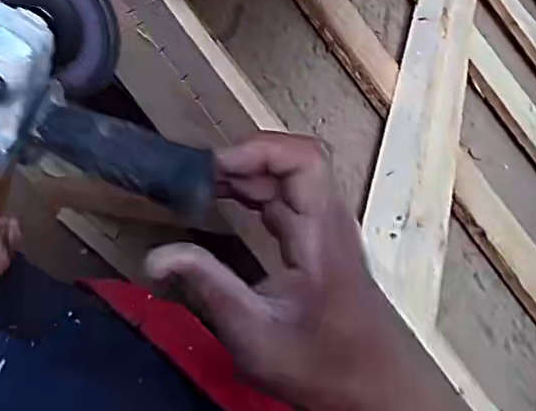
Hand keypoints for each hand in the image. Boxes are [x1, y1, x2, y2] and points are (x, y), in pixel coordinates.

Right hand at [144, 133, 462, 410]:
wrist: (378, 392)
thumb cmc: (325, 368)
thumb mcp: (257, 337)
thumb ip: (209, 289)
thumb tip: (157, 258)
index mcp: (321, 233)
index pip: (303, 159)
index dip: (258, 149)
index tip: (217, 166)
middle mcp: (326, 217)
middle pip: (290, 156)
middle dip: (242, 158)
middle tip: (200, 176)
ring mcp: (323, 222)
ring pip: (285, 171)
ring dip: (244, 170)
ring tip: (205, 184)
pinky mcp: (316, 233)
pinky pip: (283, 191)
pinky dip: (251, 187)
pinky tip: (225, 198)